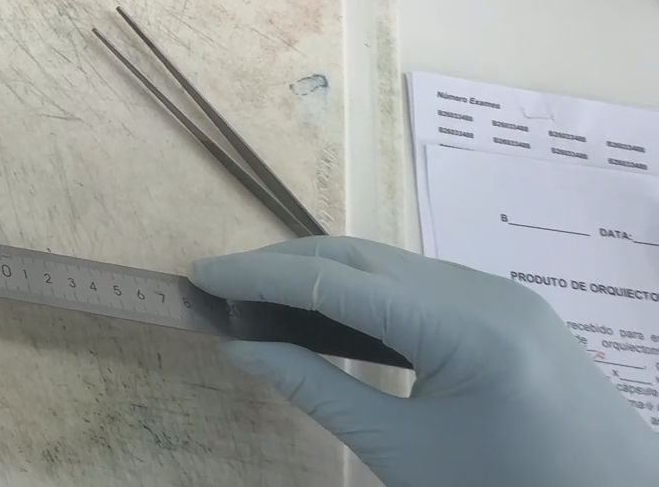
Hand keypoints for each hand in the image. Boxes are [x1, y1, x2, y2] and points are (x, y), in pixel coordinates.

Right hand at [192, 237, 658, 486]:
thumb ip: (311, 389)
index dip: (255, 274)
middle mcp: (489, 294)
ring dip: (313, 272)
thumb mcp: (402, 454)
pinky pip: (412, 280)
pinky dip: (356, 286)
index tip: (198, 274)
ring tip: (261, 296)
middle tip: (221, 285)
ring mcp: (505, 296)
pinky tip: (326, 309)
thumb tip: (234, 347)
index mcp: (470, 333)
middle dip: (278, 266)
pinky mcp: (511, 307)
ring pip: (381, 262)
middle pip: (354, 257)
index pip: (332, 282)